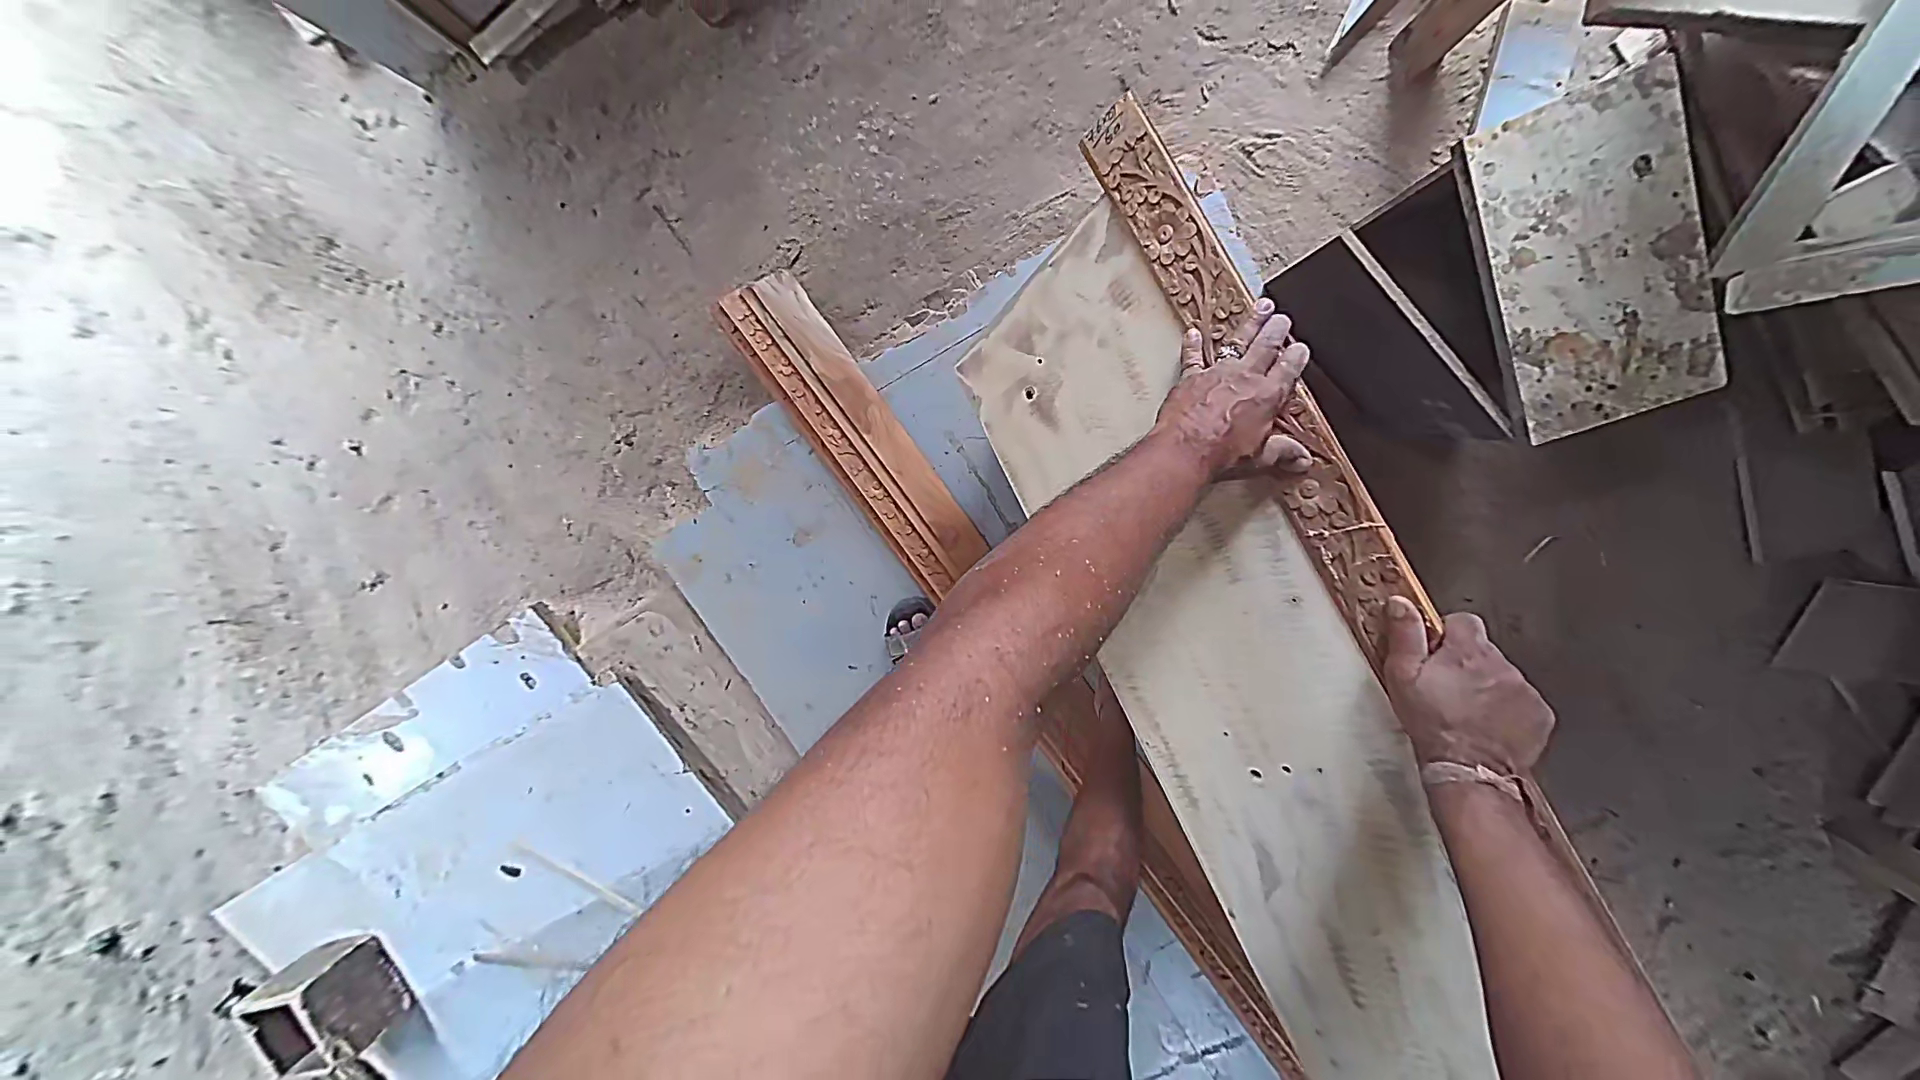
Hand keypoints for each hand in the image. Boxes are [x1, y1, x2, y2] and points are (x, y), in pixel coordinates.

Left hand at [1151, 300, 1311, 478]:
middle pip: (1266, 347)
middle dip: (1276, 330)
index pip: (1288, 370)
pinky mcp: (1190, 377)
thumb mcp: (1260, 457)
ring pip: (1237, 342)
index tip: (1301, 347)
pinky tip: (1192, 332)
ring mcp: (1217, 373)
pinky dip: (1192, 344)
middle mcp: (1245, 377)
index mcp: (1267, 395)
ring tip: (1260, 306)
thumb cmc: (1221, 454)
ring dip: (1250, 323)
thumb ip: (1283, 453)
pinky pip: (1192, 356)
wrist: (1185, 449)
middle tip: (1283, 317)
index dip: (1296, 357)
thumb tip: (1303, 460)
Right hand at [1381, 596, 1553, 773]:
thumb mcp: (1403, 676)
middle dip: (1465, 662)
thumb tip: (1402, 604)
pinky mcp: (1539, 713)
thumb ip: (1404, 635)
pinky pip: (1520, 699)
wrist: (1468, 767)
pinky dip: (1504, 706)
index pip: (1463, 621)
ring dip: (1485, 685)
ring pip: (1501, 675)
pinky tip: (1485, 721)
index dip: (1446, 634)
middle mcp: (1502, 665)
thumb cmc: (1432, 722)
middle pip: (1482, 650)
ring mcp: (1524, 690)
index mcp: (1467, 652)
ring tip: (1464, 708)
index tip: (1435, 652)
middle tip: (1444, 686)